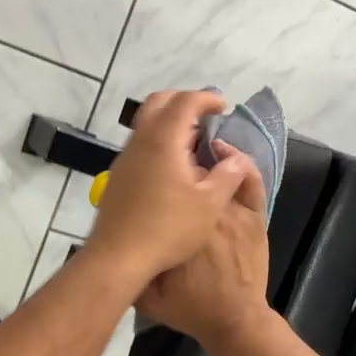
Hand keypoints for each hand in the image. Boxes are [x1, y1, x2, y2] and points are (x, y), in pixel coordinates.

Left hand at [86, 90, 253, 287]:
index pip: (184, 102)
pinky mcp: (118, 176)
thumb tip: (237, 159)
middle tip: (206, 118)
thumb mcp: (209, 205)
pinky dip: (158, 142)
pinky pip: (140, 145)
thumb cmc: (168, 229)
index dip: (206, 99)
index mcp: (163, 141)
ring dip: (170, 123)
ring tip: (194, 143)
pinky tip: (173, 167)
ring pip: (146, 124)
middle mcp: (139, 142)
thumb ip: (228, 176)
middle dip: (184, 102)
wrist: (118, 256)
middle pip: (159, 103)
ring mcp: (124, 159)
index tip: (223, 107)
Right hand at [137, 141, 276, 351]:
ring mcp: (233, 212)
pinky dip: (240, 162)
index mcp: (174, 228)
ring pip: (220, 169)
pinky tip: (227, 154)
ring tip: (197, 143)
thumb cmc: (190, 309)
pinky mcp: (255, 217)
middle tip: (171, 156)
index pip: (163, 186)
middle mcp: (202, 213)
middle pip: (189, 172)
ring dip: (209, 153)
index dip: (156, 174)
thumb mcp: (147, 296)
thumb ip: (130, 273)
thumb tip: (109, 251)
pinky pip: (250, 180)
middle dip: (180, 162)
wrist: (234, 322)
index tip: (149, 172)